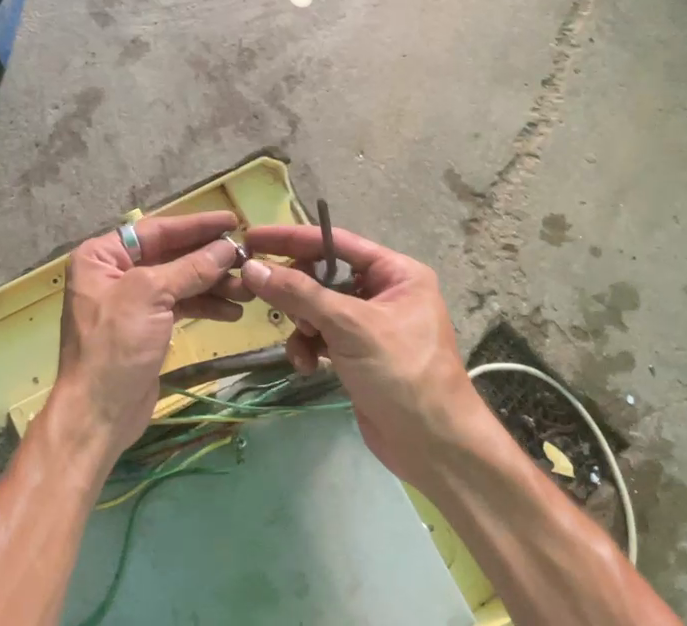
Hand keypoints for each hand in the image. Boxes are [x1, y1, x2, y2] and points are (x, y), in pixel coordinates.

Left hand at [51, 211, 246, 467]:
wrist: (98, 412)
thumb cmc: (115, 345)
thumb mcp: (150, 296)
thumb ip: (189, 268)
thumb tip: (227, 247)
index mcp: (102, 256)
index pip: (156, 230)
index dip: (196, 225)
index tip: (233, 220)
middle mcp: (114, 273)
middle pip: (170, 255)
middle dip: (209, 259)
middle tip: (248, 259)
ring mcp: (130, 302)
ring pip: (179, 282)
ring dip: (212, 284)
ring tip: (248, 290)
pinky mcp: (146, 329)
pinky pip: (179, 306)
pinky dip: (204, 306)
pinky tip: (233, 311)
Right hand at [238, 225, 485, 484]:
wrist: (435, 447)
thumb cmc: (402, 373)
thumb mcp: (349, 326)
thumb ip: (298, 293)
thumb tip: (252, 267)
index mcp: (395, 273)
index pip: (334, 242)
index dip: (290, 238)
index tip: (251, 238)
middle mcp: (384, 293)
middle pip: (322, 275)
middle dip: (296, 291)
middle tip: (266, 299)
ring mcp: (370, 326)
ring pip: (316, 308)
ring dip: (301, 325)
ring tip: (301, 342)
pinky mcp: (358, 355)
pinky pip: (321, 337)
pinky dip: (308, 347)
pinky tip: (306, 366)